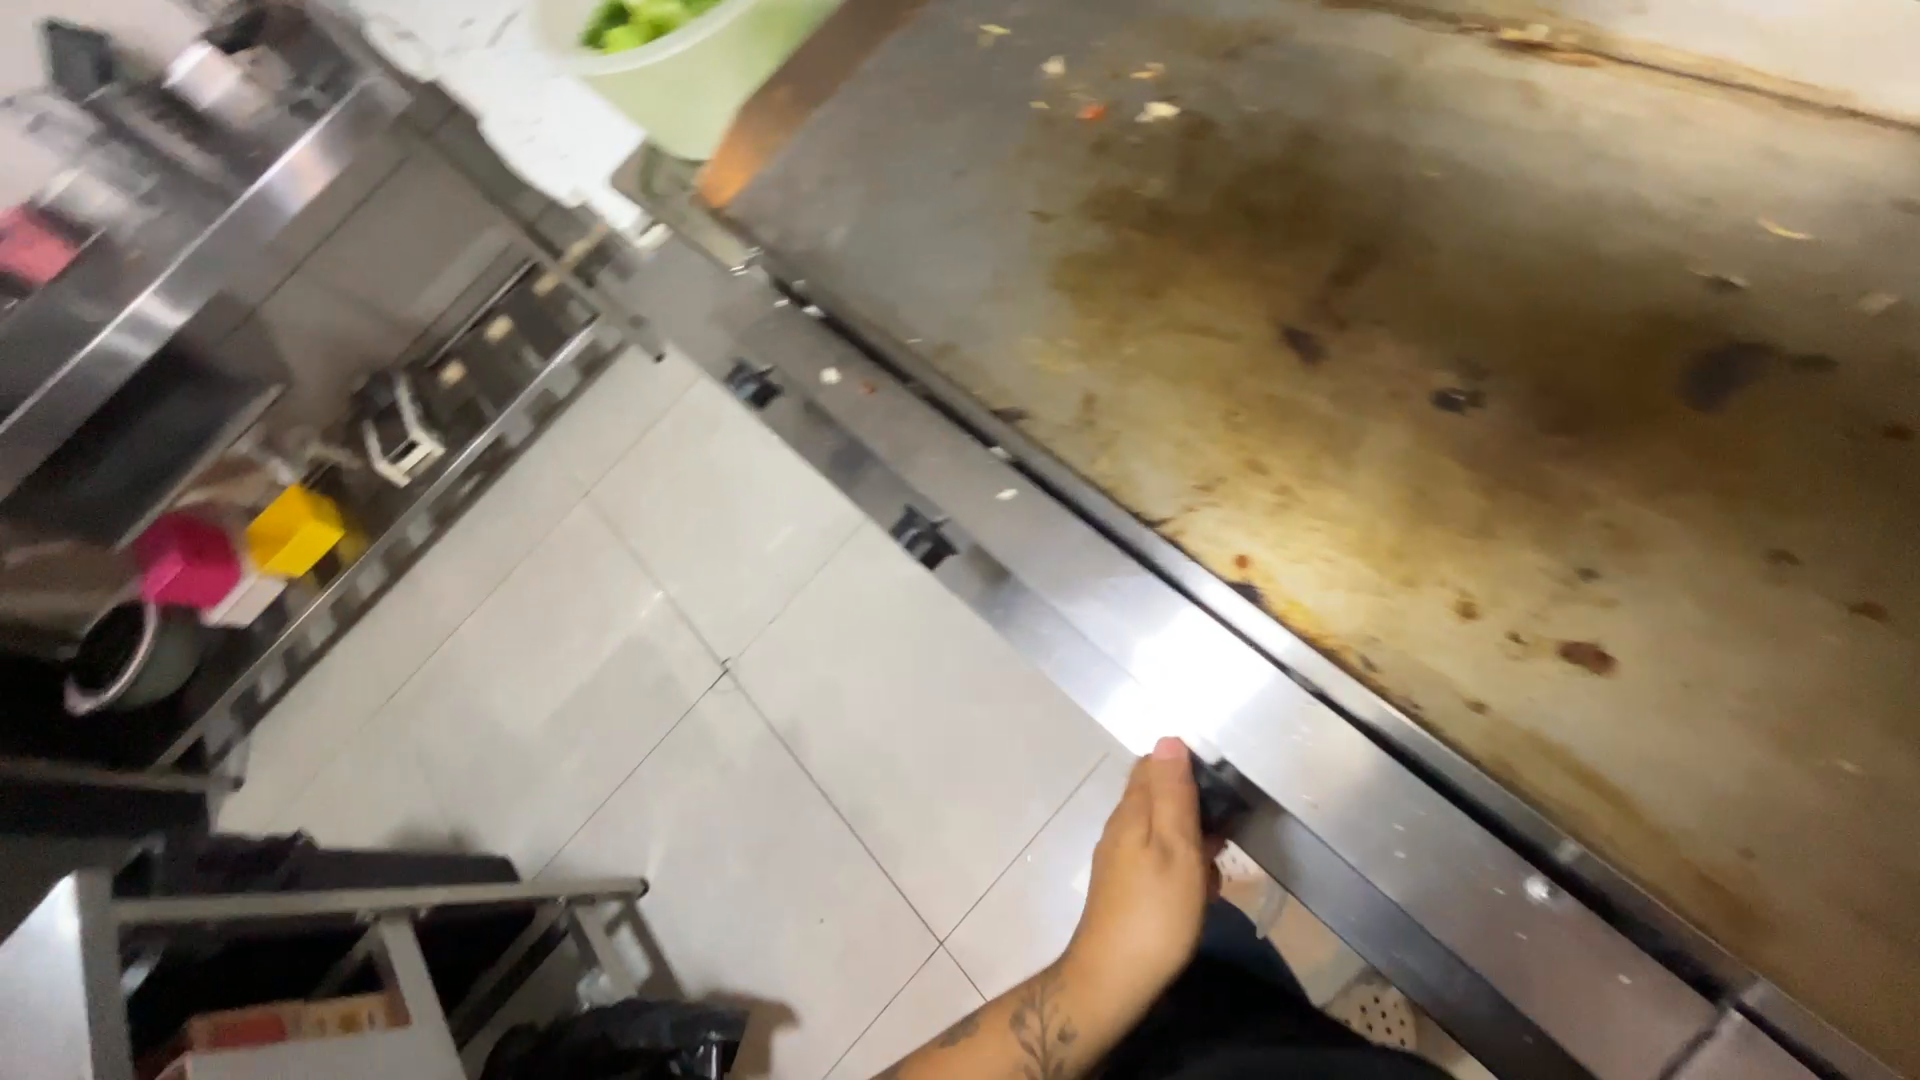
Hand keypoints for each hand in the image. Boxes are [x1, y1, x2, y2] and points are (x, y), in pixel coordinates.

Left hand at [1063, 737, 1218, 1016]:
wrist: (1114, 978)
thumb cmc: (1155, 911)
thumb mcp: (1175, 846)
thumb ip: (1173, 793)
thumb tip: (1168, 738)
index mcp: (1131, 810)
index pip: (1153, 765)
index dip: (1186, 767)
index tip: (1219, 788)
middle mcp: (1121, 826)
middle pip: (1160, 798)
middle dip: (1197, 812)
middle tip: (1223, 841)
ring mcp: (1121, 857)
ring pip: (1164, 832)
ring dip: (1195, 845)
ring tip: (1213, 876)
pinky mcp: (1126, 885)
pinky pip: (1160, 860)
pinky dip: (1184, 870)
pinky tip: (1199, 896)